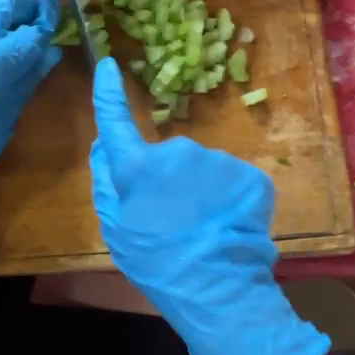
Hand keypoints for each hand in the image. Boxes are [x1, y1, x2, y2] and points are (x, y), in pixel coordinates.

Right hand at [90, 57, 328, 354]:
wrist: (217, 289)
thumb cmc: (156, 263)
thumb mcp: (115, 229)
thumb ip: (105, 183)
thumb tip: (104, 145)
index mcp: (138, 167)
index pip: (116, 120)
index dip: (108, 92)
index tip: (107, 65)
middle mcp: (177, 152)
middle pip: (165, 158)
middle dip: (166, 180)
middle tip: (169, 221)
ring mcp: (218, 161)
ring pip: (200, 170)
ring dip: (199, 192)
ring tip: (200, 230)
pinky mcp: (251, 175)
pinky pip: (229, 181)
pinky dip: (226, 199)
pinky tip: (224, 227)